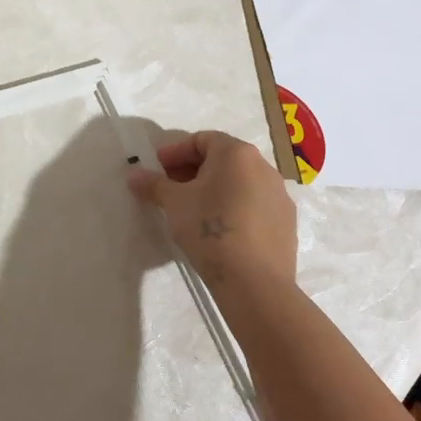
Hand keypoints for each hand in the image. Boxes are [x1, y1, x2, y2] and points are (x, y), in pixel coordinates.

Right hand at [125, 129, 295, 289]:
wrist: (254, 281)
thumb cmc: (209, 228)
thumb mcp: (172, 203)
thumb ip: (153, 184)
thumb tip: (134, 174)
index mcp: (236, 153)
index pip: (202, 139)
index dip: (176, 151)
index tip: (159, 168)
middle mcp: (264, 168)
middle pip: (223, 159)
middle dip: (194, 169)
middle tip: (172, 188)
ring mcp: (280, 196)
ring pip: (241, 182)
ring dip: (215, 189)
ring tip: (194, 209)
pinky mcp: (287, 223)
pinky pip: (255, 204)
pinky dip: (235, 207)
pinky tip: (220, 229)